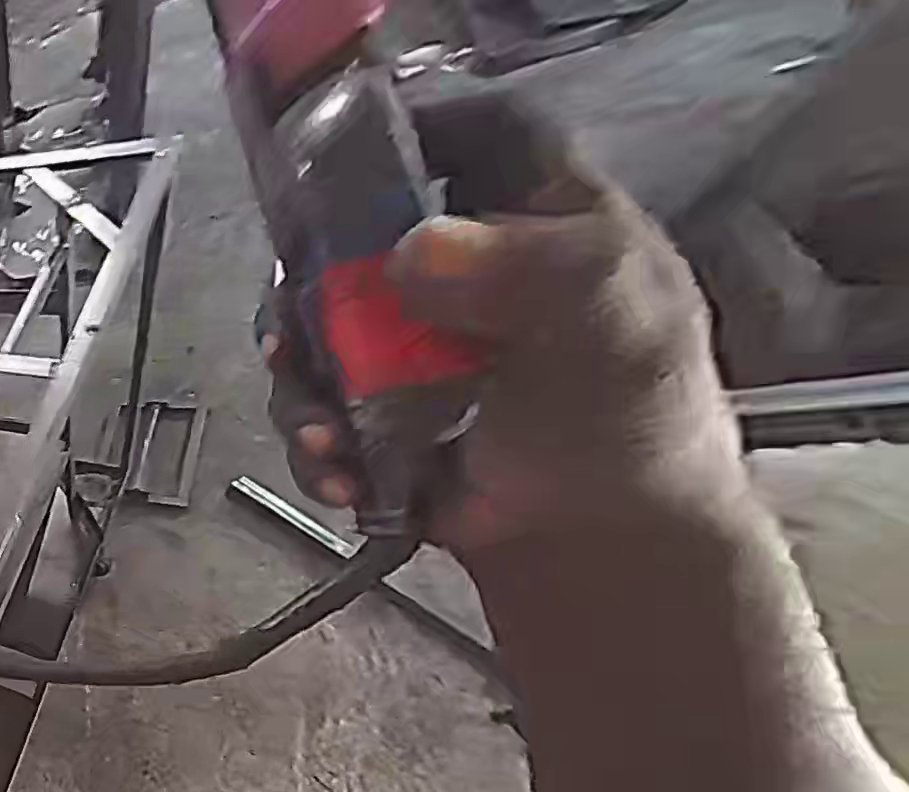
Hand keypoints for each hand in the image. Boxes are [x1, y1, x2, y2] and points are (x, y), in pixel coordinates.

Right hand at [264, 92, 746, 556]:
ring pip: (306, 348)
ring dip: (300, 397)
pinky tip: (339, 477)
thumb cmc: (620, 420)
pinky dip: (311, 451)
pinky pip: (307, 417)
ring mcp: (391, 354)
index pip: (467, 144)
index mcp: (522, 228)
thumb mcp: (610, 329)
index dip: (407, 137)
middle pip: (342, 257)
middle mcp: (443, 283)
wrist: (583, 536)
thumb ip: (535, 274)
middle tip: (288, 344)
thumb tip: (409, 251)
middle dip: (300, 304)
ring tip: (324, 442)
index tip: (339, 166)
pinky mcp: (361, 415)